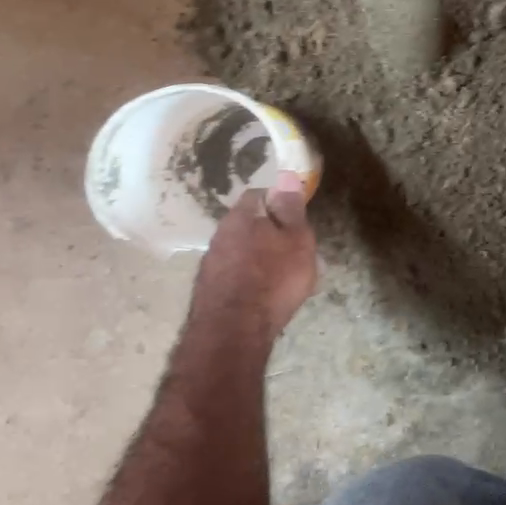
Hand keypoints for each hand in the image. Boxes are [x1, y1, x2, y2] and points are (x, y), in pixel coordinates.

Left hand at [191, 171, 317, 341]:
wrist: (234, 330)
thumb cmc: (275, 277)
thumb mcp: (297, 239)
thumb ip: (291, 209)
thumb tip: (285, 174)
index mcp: (241, 218)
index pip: (258, 194)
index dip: (279, 200)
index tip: (296, 214)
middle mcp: (219, 236)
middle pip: (247, 223)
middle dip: (269, 229)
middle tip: (294, 244)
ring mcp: (210, 264)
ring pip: (240, 248)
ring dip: (258, 253)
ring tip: (282, 269)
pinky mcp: (209, 289)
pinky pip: (234, 271)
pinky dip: (249, 274)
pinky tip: (264, 288)